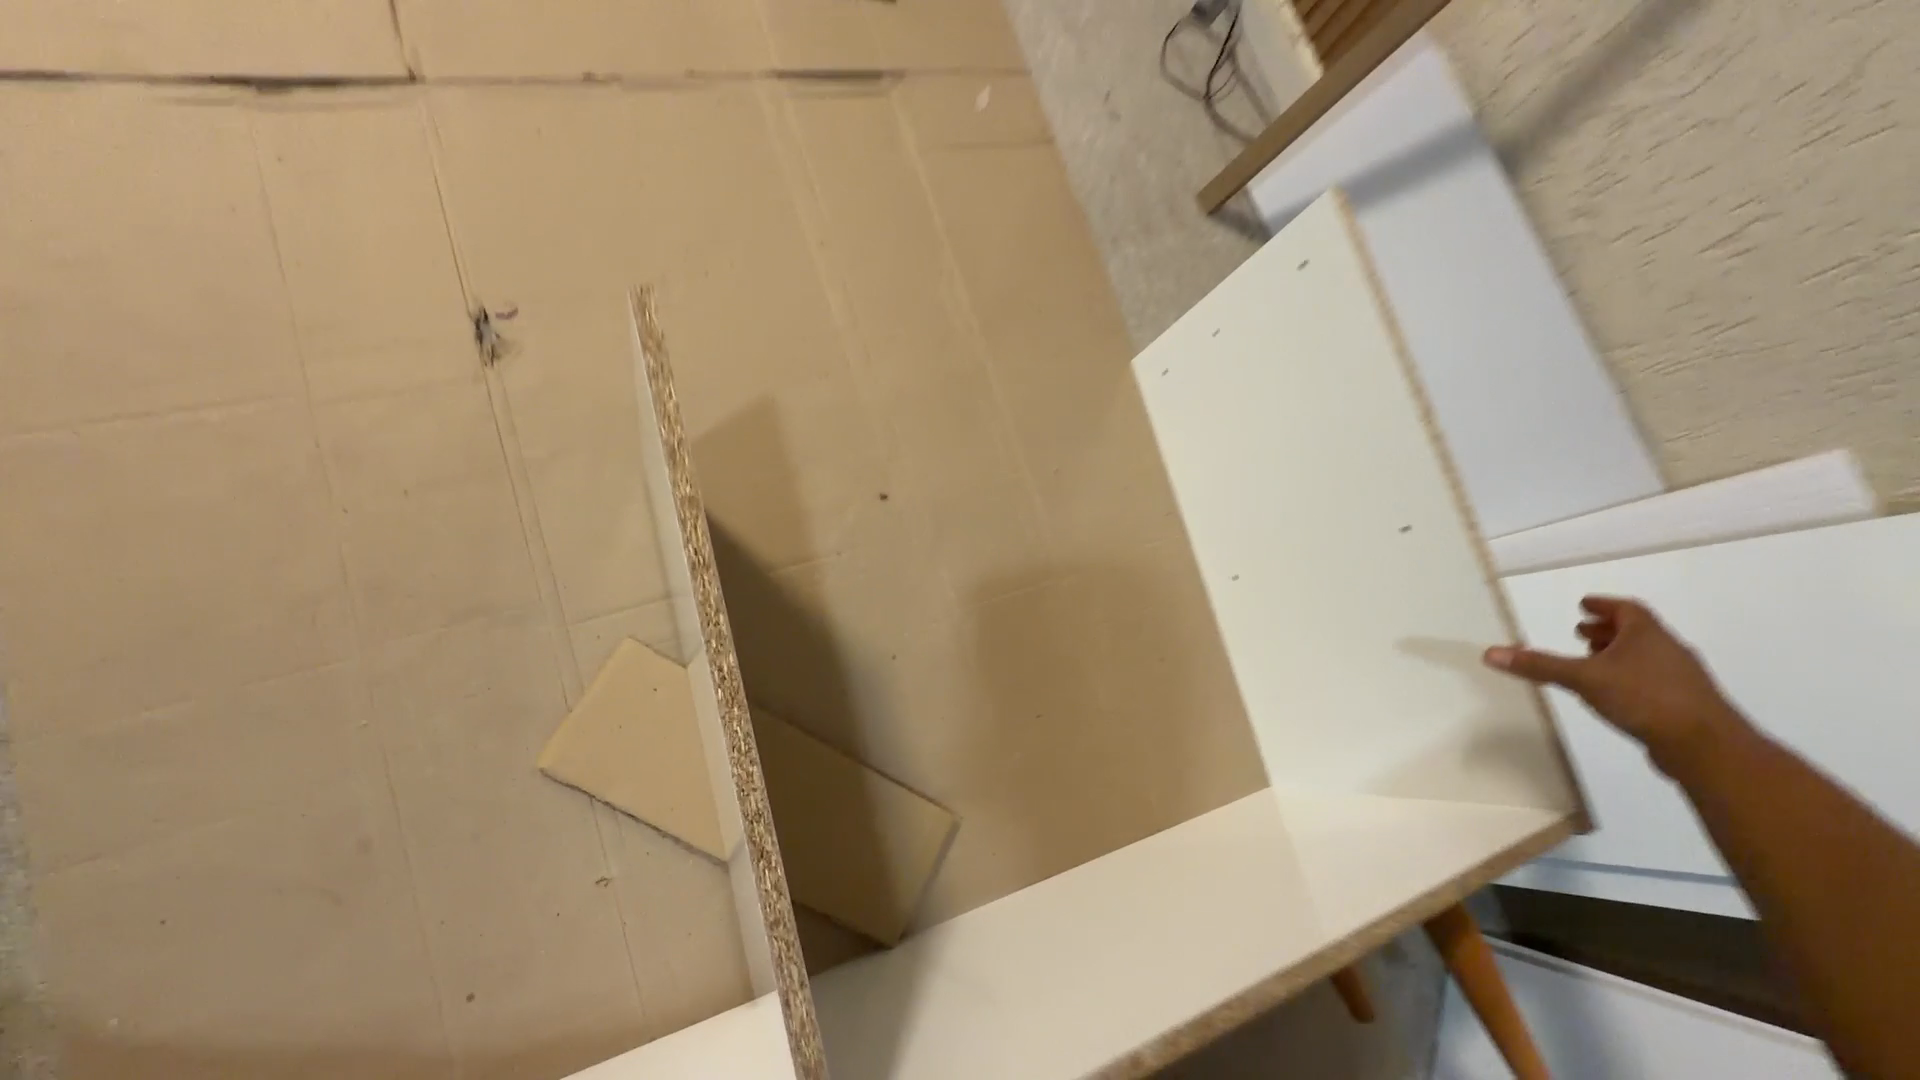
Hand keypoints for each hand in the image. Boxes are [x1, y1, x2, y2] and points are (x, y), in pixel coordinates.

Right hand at [1485, 596, 1744, 772]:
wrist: (1706, 745)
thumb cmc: (1643, 698)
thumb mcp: (1583, 679)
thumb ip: (1539, 665)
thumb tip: (1490, 652)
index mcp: (1647, 634)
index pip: (1625, 609)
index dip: (1603, 605)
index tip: (1583, 605)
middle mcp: (1668, 648)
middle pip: (1636, 631)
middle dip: (1607, 630)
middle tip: (1581, 633)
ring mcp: (1682, 677)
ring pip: (1647, 656)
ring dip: (1620, 653)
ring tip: (1594, 662)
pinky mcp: (1686, 703)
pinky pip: (1654, 679)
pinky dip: (1632, 676)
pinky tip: (1617, 693)